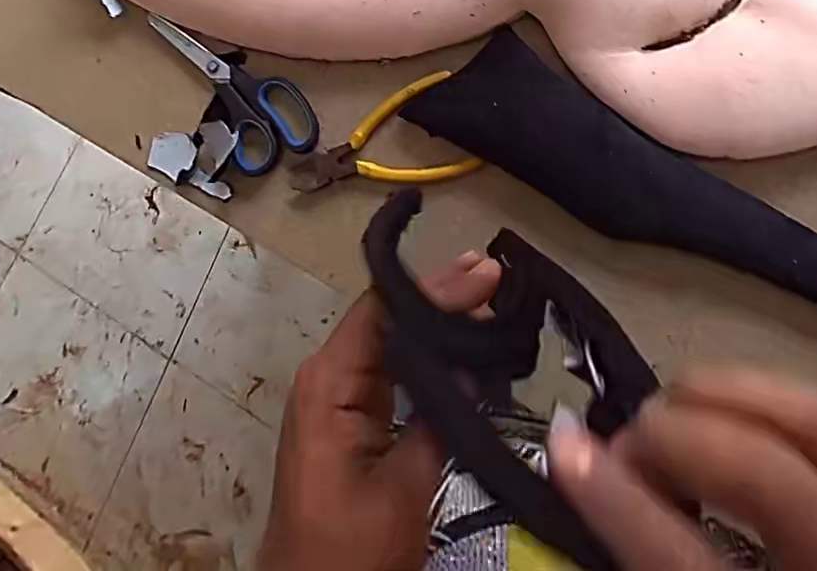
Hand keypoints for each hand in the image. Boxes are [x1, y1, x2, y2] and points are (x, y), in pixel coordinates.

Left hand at [258, 251, 502, 570]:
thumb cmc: (349, 551)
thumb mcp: (402, 490)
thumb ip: (436, 422)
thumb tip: (467, 371)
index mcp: (330, 380)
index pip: (384, 312)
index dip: (433, 289)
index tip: (480, 274)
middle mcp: (328, 374)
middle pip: (386, 317)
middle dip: (438, 295)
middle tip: (488, 273)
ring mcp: (337, 393)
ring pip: (390, 339)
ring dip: (433, 319)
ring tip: (481, 295)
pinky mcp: (350, 414)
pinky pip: (389, 368)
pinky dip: (425, 353)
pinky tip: (458, 344)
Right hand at [547, 369, 816, 570]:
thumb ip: (650, 556)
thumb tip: (582, 472)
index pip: (693, 563)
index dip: (619, 503)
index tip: (564, 449)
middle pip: (770, 473)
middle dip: (671, 437)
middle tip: (624, 447)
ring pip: (805, 419)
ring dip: (709, 399)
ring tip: (664, 420)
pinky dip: (747, 396)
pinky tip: (709, 413)